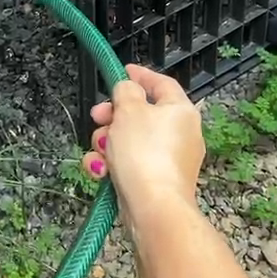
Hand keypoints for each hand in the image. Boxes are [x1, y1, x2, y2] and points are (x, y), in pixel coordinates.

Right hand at [79, 65, 203, 215]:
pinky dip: (111, 164)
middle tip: (97, 117)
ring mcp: (168, 159)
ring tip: (100, 153)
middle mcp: (179, 133)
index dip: (139, 75)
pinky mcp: (155, 180)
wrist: (153, 206)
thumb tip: (127, 90)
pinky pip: (129, 162)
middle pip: (139, 113)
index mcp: (180, 111)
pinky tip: (101, 171)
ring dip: (106, 142)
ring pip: (128, 139)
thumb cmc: (143, 153)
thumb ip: (125, 91)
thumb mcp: (129, 110)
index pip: (161, 83)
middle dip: (112, 116)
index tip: (121, 71)